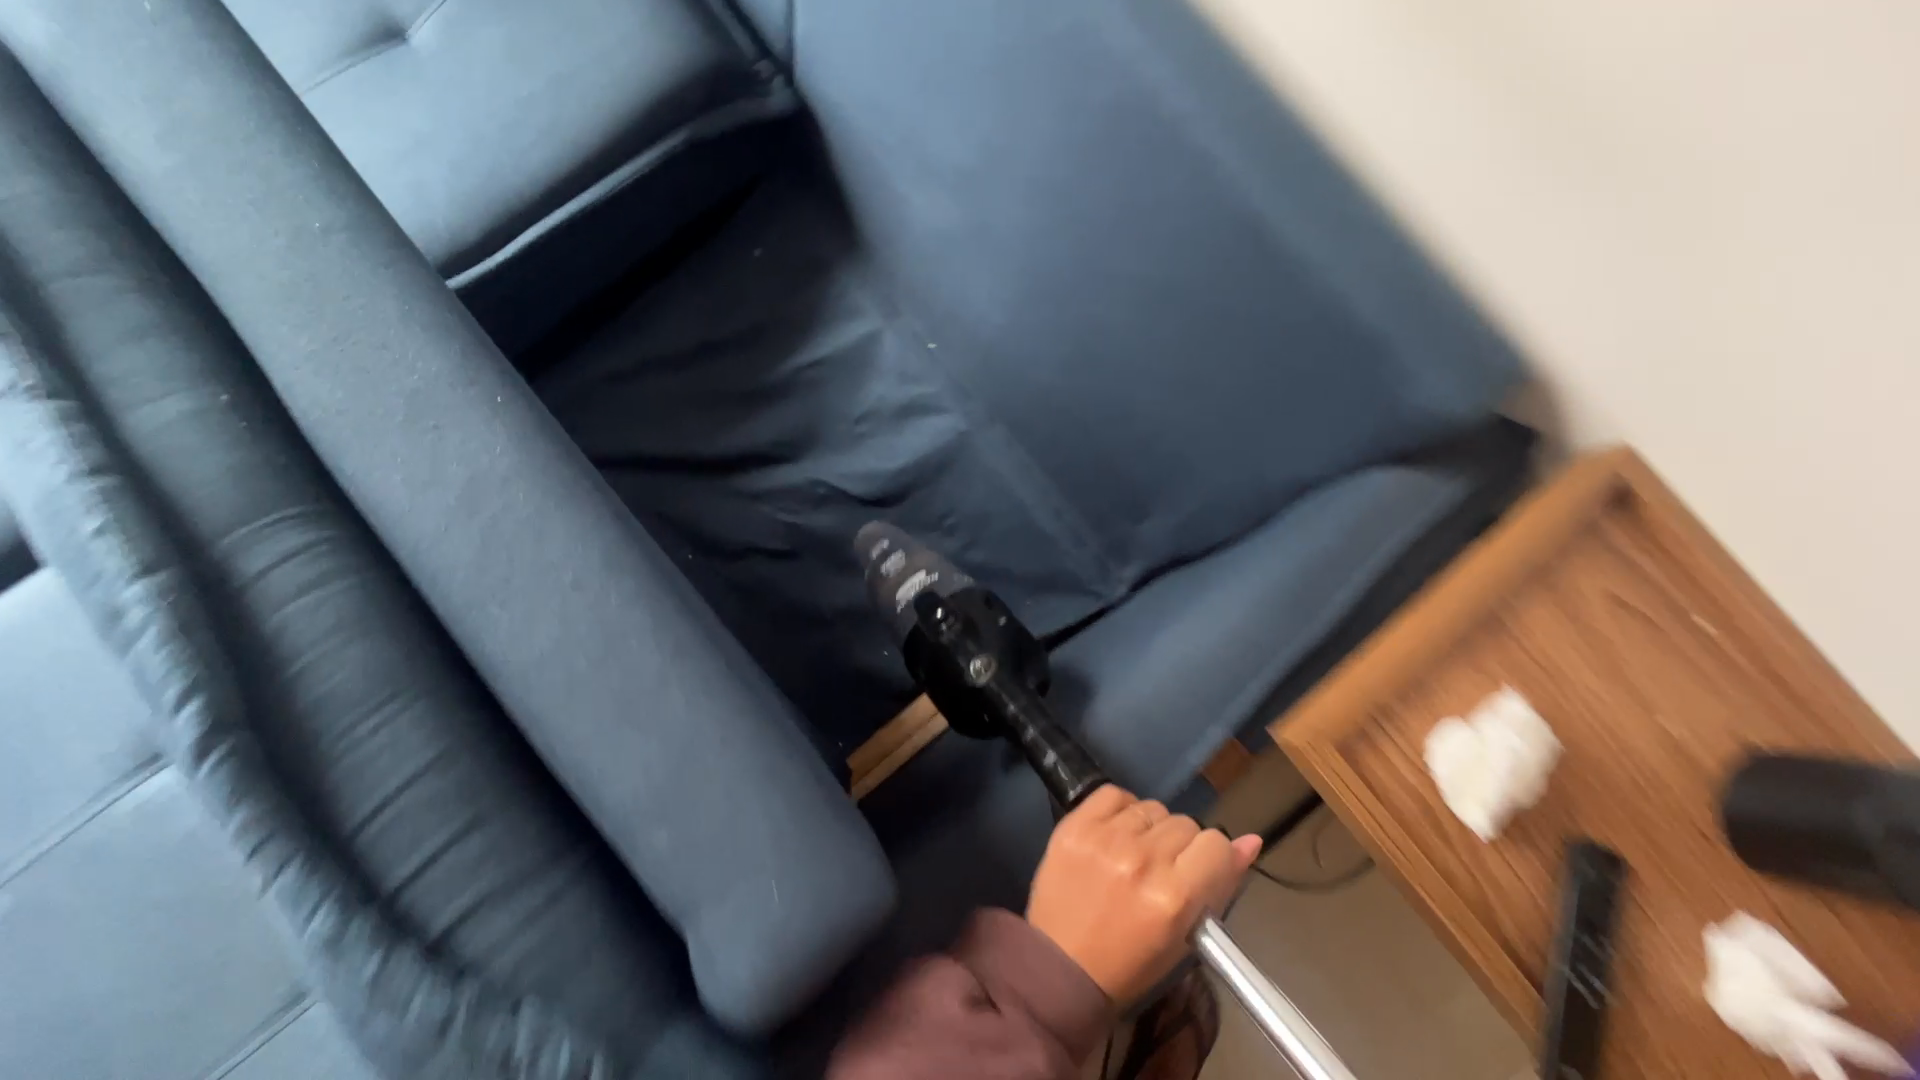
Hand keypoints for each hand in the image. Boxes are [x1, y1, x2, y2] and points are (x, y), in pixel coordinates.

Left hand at [1025, 785, 1262, 1006]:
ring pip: (1152, 807)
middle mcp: (1143, 859)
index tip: (1197, 873)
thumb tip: (1252, 841)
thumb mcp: (1185, 937)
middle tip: (1161, 873)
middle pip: (1185, 824)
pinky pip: (1113, 794)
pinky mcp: (1074, 825)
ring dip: (1150, 829)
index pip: (1216, 844)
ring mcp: (1105, 838)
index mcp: (1175, 895)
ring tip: (1134, 856)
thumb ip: (1221, 886)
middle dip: (1180, 847)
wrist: (1059, 967)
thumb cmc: (1129, 962)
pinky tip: (1114, 834)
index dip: (1211, 858)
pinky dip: (1119, 809)